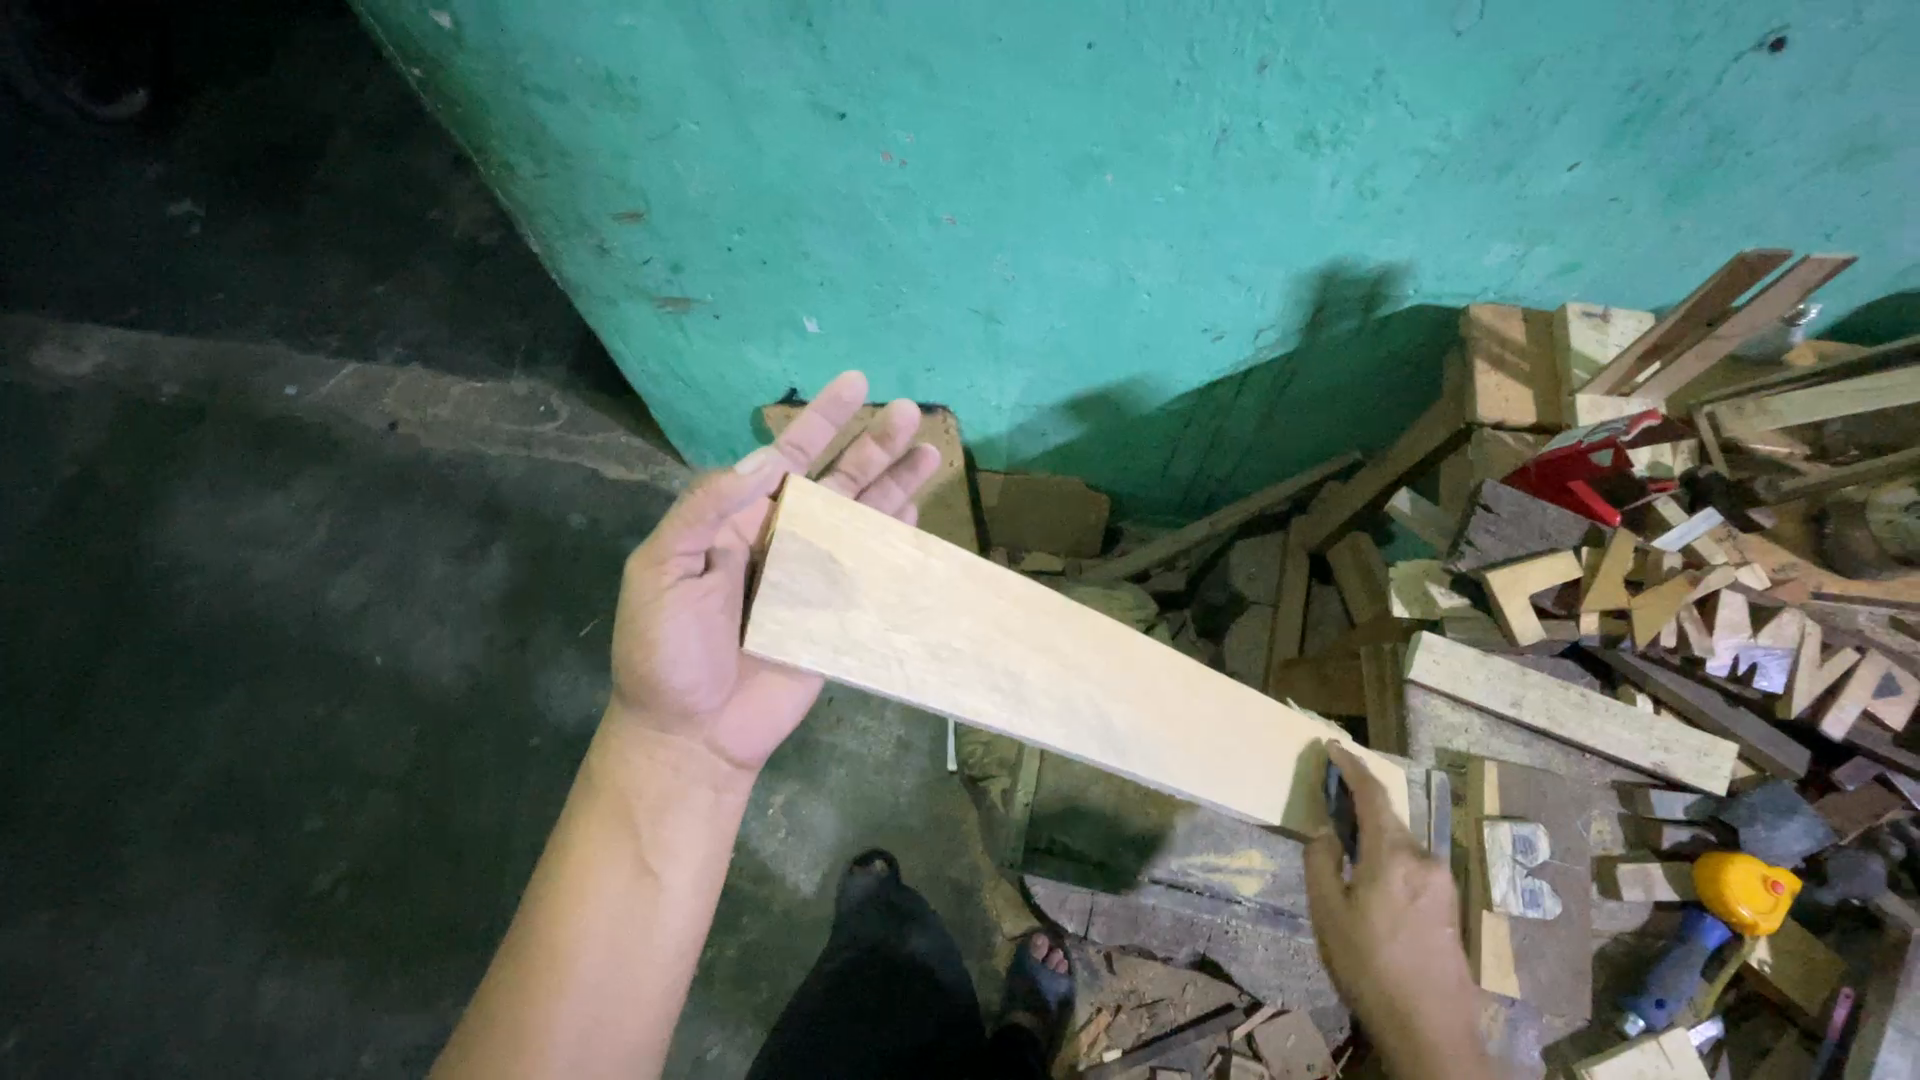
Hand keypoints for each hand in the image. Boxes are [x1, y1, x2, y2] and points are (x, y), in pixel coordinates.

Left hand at [605, 371, 941, 773]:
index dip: (821, 421)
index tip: (856, 385)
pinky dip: (894, 539)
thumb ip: (706, 509)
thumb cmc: (665, 651)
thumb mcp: (662, 568)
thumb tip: (763, 460)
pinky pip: (872, 569)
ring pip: (862, 519)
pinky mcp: (836, 616)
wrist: (691, 733)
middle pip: (837, 481)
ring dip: (895, 484)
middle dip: (873, 446)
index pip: (786, 458)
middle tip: (913, 412)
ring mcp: (813, 577)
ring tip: (931, 452)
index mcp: (737, 522)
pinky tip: (915, 511)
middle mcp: (781, 540)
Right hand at [1305, 743, 1491, 1076]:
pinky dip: (1387, 859)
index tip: (1332, 747)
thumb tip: (1328, 833)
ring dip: (1373, 839)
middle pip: (1386, 819)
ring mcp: (1442, 884)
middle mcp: (1425, 860)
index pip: (1372, 794)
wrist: (1431, 1028)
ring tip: (1345, 855)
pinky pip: (1411, 867)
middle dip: (1358, 806)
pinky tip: (1370, 886)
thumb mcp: (1327, 912)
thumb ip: (1321, 862)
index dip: (1351, 767)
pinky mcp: (1449, 907)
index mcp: (1393, 854)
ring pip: (1399, 846)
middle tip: (1329, 804)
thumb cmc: (1369, 965)